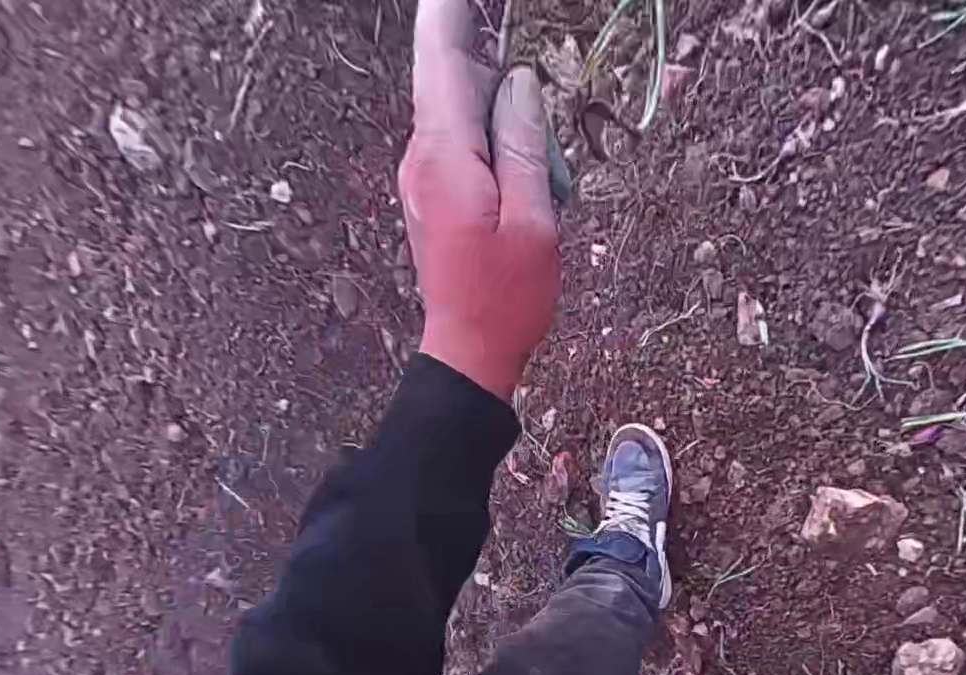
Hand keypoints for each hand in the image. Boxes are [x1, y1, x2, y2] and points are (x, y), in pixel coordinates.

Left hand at [397, 0, 560, 400]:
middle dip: (501, 84)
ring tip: (543, 184)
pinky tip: (525, 191)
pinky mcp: (432, 198)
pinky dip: (497, 156)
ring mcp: (423, 178)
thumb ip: (527, 147)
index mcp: (445, 154)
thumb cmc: (505, 298)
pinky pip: (463, 153)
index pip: (441, 52)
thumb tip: (521, 86)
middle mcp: (422, 157)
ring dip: (507, 132)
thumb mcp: (534, 223)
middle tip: (542, 130)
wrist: (470, 350)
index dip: (457, 9)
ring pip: (464, 119)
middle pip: (455, 82)